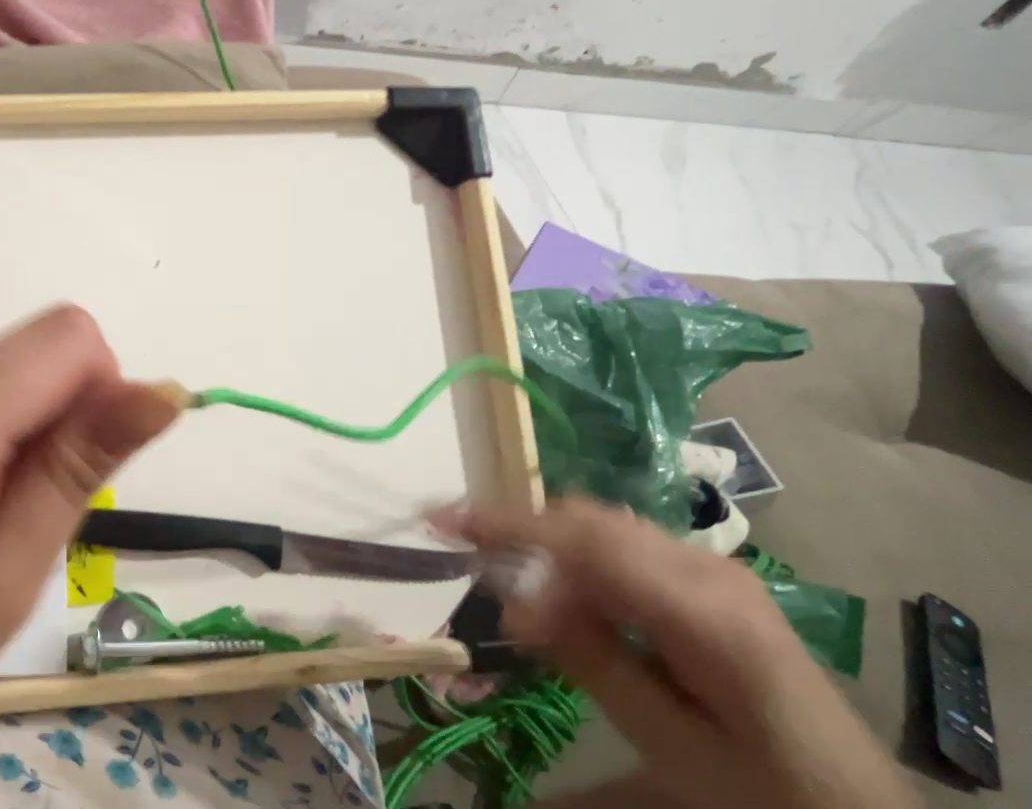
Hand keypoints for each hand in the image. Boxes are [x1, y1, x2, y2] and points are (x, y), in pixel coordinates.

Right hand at [440, 498, 917, 808]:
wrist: (853, 806)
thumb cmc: (759, 786)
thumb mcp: (669, 743)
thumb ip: (593, 661)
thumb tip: (518, 600)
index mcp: (706, 612)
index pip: (589, 541)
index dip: (511, 522)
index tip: (446, 520)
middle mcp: (710, 571)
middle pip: (594, 521)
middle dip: (523, 532)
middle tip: (469, 560)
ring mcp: (716, 571)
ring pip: (605, 530)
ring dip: (550, 552)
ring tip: (517, 602)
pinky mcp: (712, 583)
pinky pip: (626, 552)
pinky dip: (580, 567)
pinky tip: (567, 608)